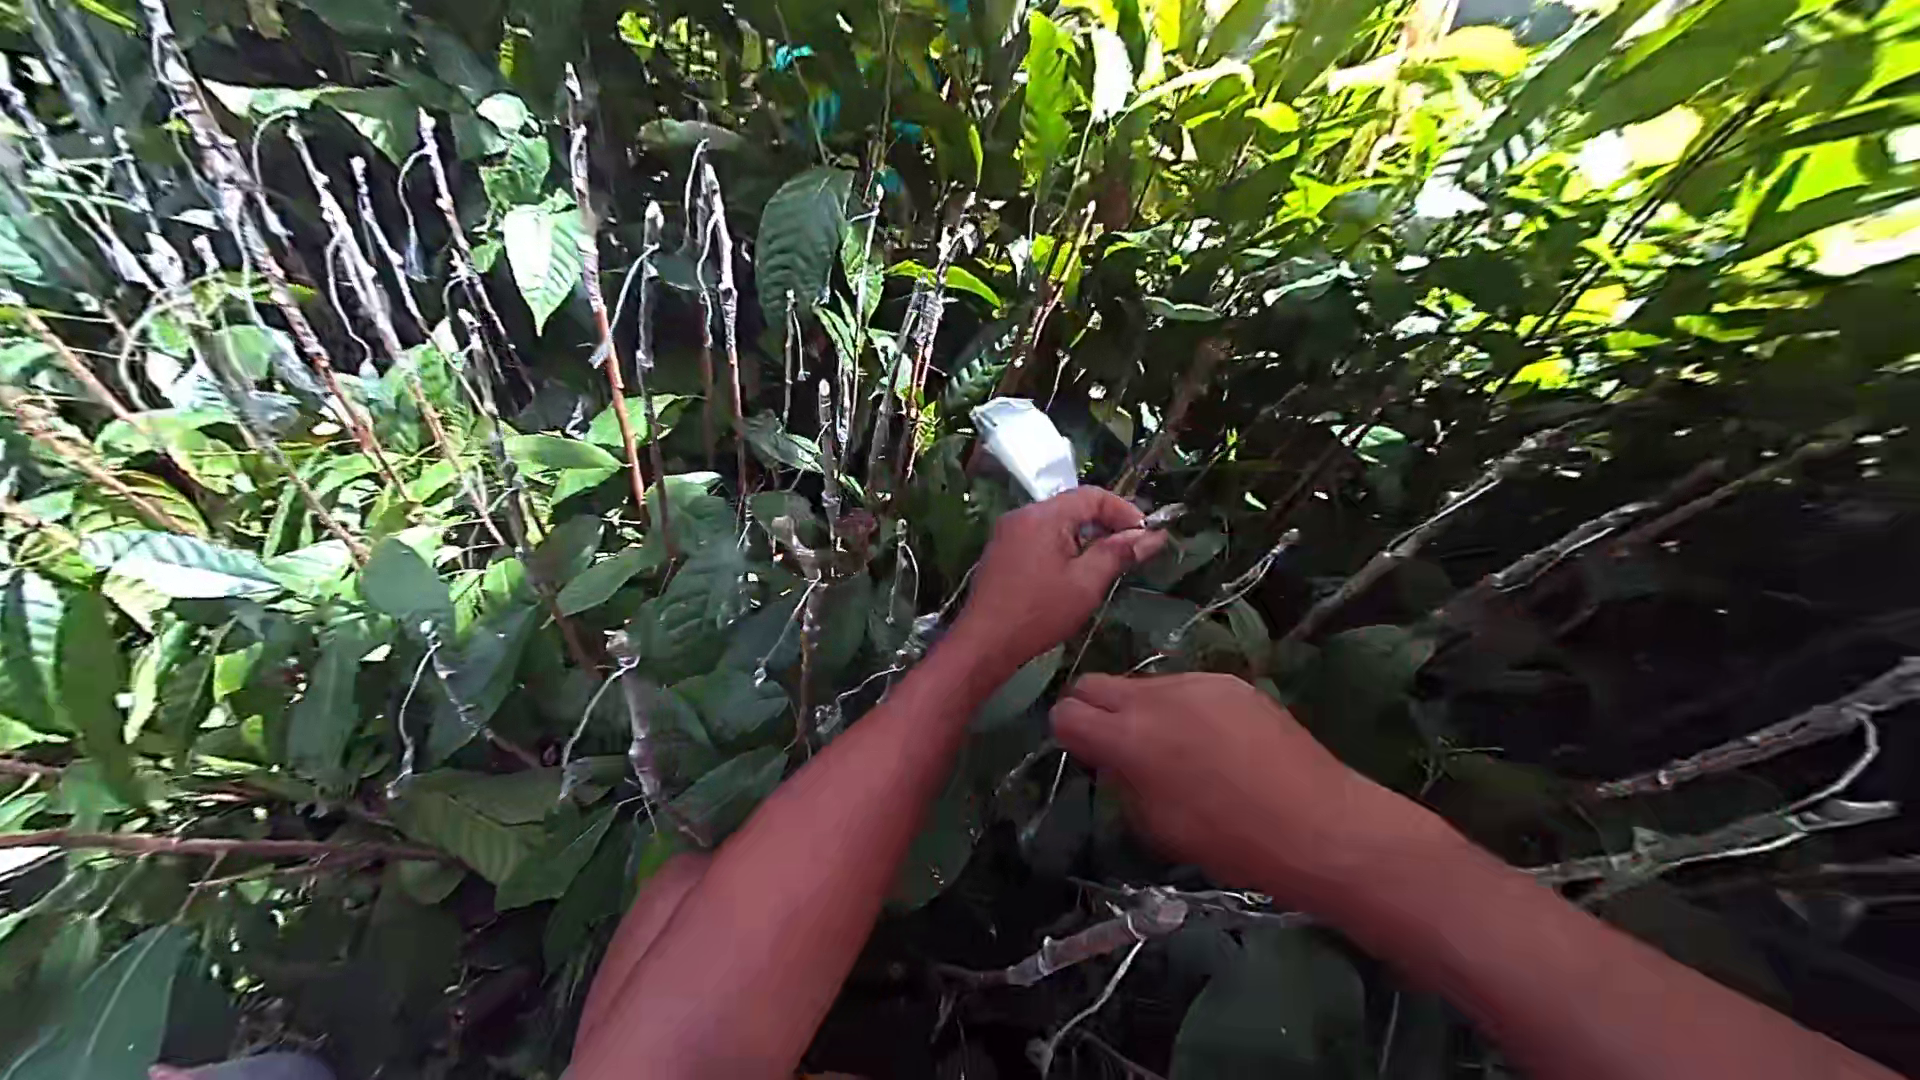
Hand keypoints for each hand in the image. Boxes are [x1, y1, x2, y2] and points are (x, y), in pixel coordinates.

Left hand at [948, 487, 1165, 675]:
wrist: (985, 642)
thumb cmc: (1039, 613)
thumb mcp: (1086, 583)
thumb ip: (1119, 553)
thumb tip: (1153, 535)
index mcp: (1043, 516)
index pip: (1092, 495)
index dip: (1124, 511)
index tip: (1145, 535)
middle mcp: (1022, 515)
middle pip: (1072, 506)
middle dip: (1105, 523)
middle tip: (1129, 550)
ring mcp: (1007, 532)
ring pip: (1055, 522)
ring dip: (1084, 536)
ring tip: (1104, 563)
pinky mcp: (1001, 551)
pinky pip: (1038, 536)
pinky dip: (1061, 546)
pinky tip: (1072, 571)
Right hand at [1051, 672, 1445, 907]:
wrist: (1320, 825)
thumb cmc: (1231, 841)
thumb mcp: (1156, 825)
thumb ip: (1120, 780)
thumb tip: (1110, 755)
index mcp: (1128, 738)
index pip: (1066, 712)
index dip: (1067, 732)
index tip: (1086, 752)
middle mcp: (1154, 698)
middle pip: (1093, 683)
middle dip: (1093, 709)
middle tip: (1119, 743)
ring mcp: (1193, 682)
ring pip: (1141, 684)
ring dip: (1141, 708)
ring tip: (1177, 744)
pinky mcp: (1227, 680)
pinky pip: (1185, 686)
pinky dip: (1182, 706)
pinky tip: (1215, 739)